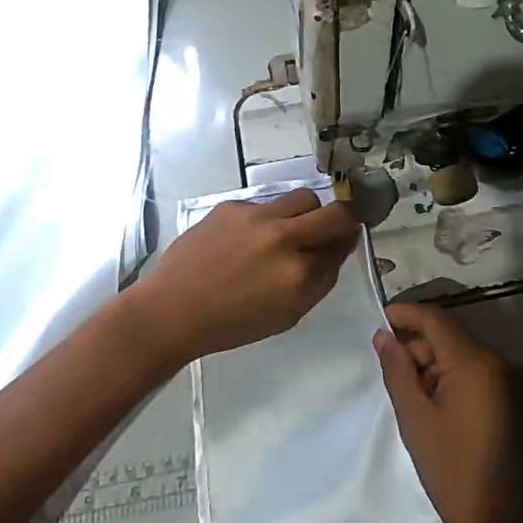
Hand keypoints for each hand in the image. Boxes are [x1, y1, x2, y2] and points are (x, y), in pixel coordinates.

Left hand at [123, 189, 360, 367]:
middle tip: (335, 225)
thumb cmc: (232, 323)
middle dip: (345, 216)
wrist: (172, 310)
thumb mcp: (287, 315)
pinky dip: (266, 219)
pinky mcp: (232, 206)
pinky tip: (245, 240)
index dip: (349, 240)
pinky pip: (265, 205)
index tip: (348, 238)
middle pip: (336, 212)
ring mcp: (256, 217)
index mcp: (298, 274)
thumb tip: (338, 250)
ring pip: (303, 198)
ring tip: (288, 231)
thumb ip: (319, 282)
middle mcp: (283, 238)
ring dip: (306, 213)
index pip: (342, 245)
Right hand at [377, 306, 522, 522]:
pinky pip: (480, 376)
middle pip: (451, 338)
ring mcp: (514, 383)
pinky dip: (454, 382)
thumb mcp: (417, 421)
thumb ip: (398, 372)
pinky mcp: (519, 403)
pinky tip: (436, 409)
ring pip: (465, 358)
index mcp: (475, 363)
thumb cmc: (457, 475)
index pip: (436, 319)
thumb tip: (384, 337)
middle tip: (389, 373)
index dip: (406, 314)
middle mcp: (500, 363)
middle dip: (418, 348)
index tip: (380, 320)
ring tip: (410, 398)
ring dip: (435, 367)